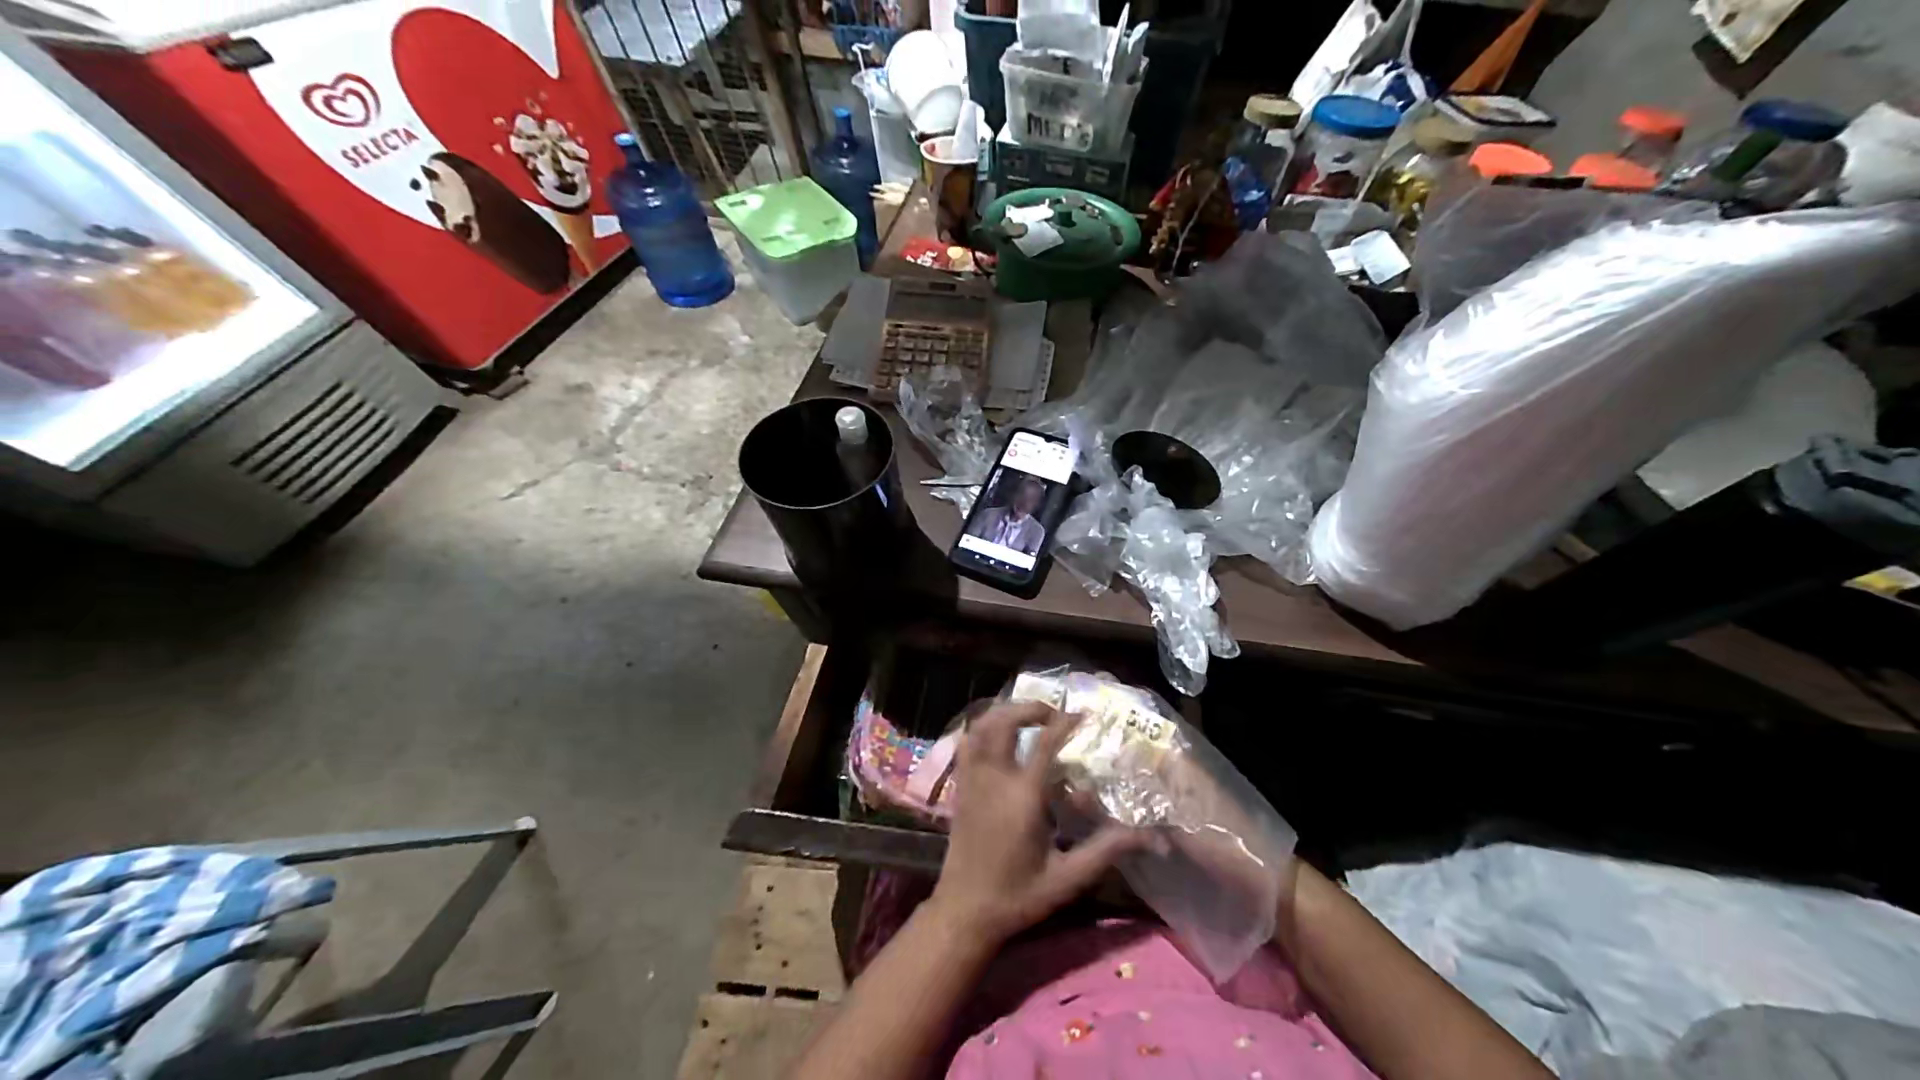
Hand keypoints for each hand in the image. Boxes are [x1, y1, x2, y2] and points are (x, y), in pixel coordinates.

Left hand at [925, 701, 1138, 945]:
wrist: (965, 911)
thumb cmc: (1018, 896)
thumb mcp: (1068, 878)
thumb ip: (1107, 850)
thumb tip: (1150, 836)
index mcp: (1022, 797)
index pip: (1045, 744)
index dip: (1065, 722)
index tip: (1084, 714)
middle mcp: (993, 779)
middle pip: (1004, 722)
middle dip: (1029, 708)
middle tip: (1054, 713)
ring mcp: (971, 780)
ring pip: (980, 727)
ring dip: (1004, 713)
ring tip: (1028, 718)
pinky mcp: (959, 787)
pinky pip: (966, 745)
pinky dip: (982, 729)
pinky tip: (999, 737)